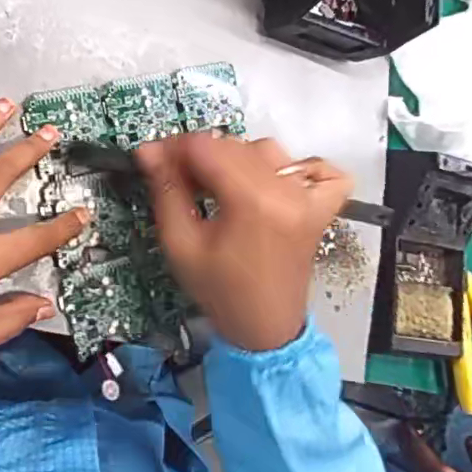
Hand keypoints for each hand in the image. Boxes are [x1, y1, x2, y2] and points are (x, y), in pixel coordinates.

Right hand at [134, 134, 349, 351]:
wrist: (264, 327)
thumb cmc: (219, 290)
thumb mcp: (179, 242)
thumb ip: (166, 189)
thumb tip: (150, 151)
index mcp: (254, 201)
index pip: (206, 147)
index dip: (173, 147)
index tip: (152, 158)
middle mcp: (288, 191)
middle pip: (232, 145)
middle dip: (196, 154)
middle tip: (174, 176)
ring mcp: (310, 197)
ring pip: (265, 149)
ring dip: (234, 158)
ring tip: (214, 185)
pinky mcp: (321, 206)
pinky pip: (316, 168)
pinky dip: (292, 167)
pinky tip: (267, 182)